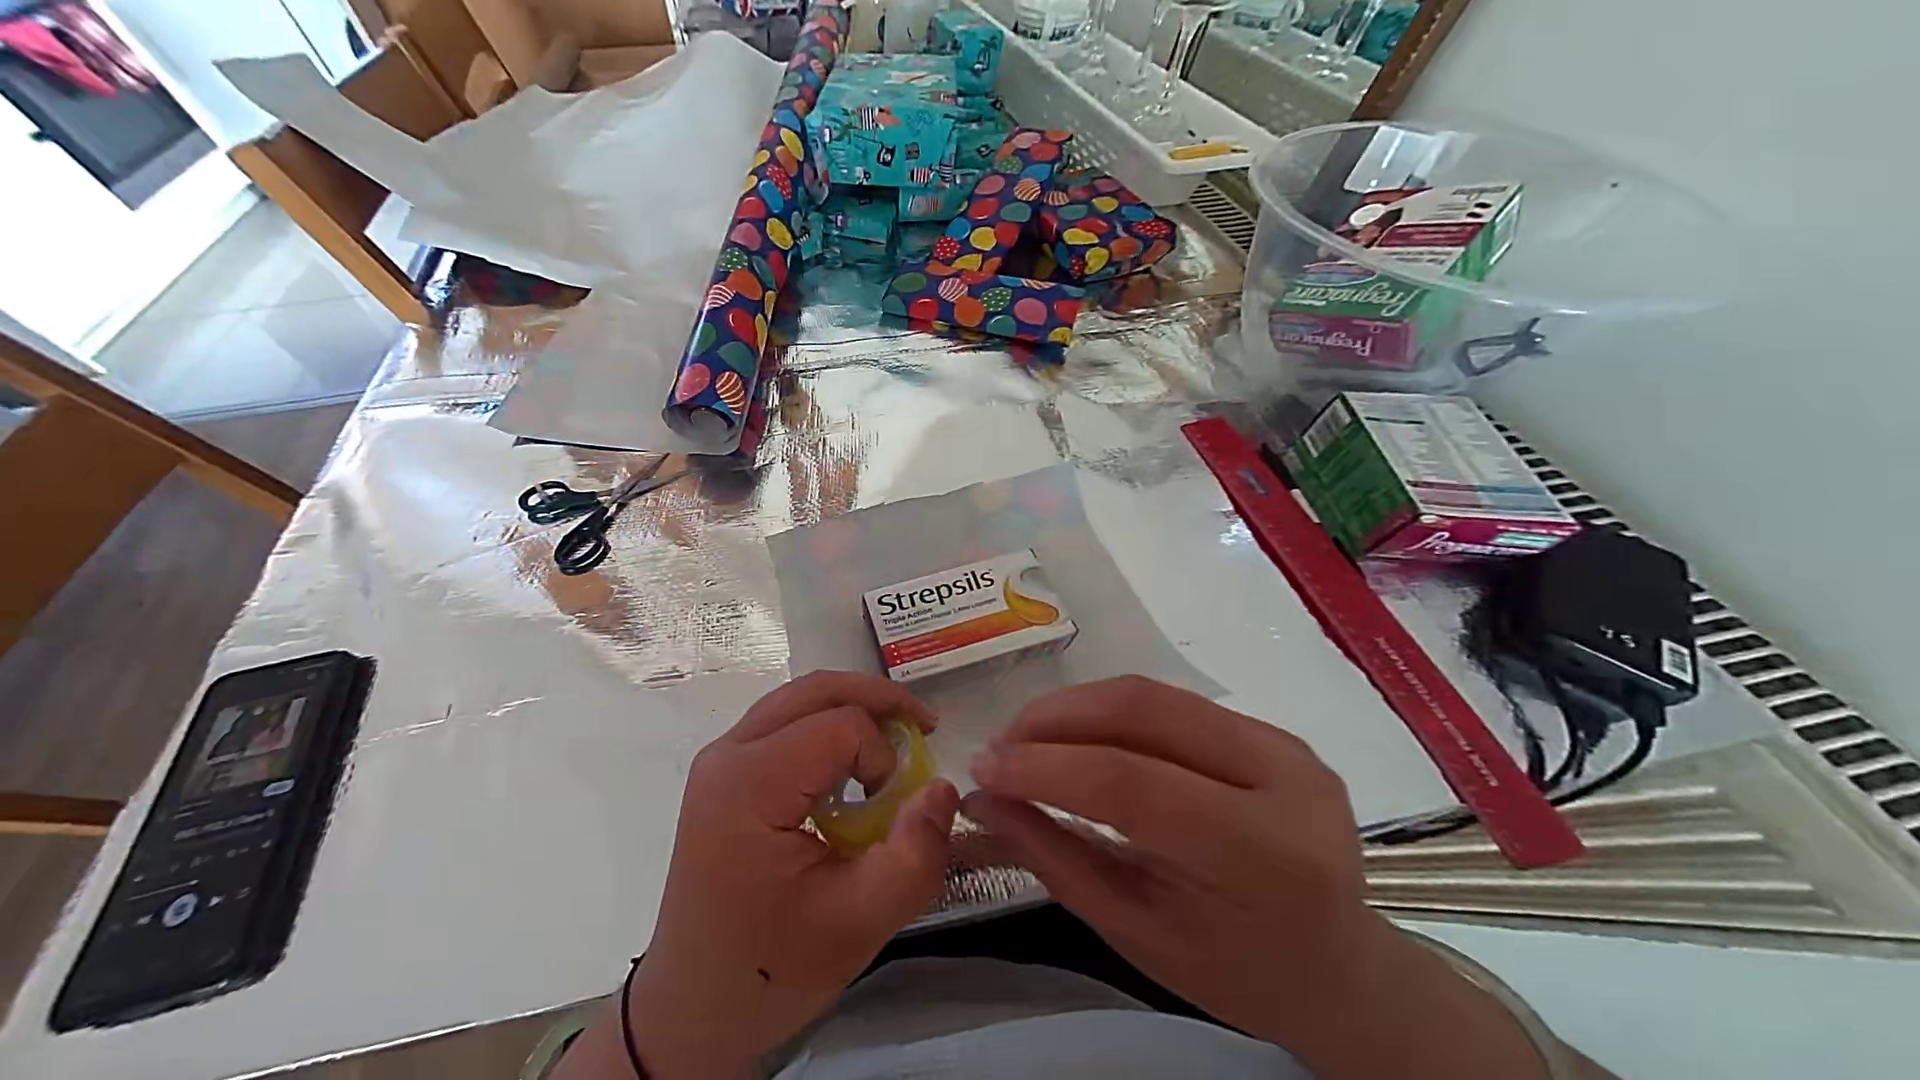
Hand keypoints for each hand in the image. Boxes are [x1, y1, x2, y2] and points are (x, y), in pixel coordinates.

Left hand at [557, 672, 958, 1079]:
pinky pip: (785, 722)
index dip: (883, 757)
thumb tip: (943, 787)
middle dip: (879, 700)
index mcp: (749, 784)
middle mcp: (728, 754)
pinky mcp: (724, 774)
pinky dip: (829, 725)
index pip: (840, 727)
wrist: (693, 1007)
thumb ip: (914, 854)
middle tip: (925, 727)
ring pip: (800, 698)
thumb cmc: (771, 968)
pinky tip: (854, 762)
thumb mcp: (859, 923)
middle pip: (817, 690)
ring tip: (898, 739)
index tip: (895, 809)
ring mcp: (721, 760)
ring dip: (855, 707)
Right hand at [964, 676, 1552, 1078]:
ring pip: (1154, 693)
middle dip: (1053, 718)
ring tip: (1027, 738)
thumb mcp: (1136, 933)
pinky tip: (1079, 736)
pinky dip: (1111, 713)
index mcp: (1259, 853)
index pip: (1132, 783)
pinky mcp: (1273, 730)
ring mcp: (1283, 743)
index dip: (1044, 767)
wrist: (1339, 967)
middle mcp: (1282, 776)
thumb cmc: (1235, 972)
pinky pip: (1173, 704)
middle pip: (1143, 710)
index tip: (982, 767)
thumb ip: (1055, 858)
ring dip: (1076, 707)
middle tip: (1000, 746)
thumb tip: (982, 798)